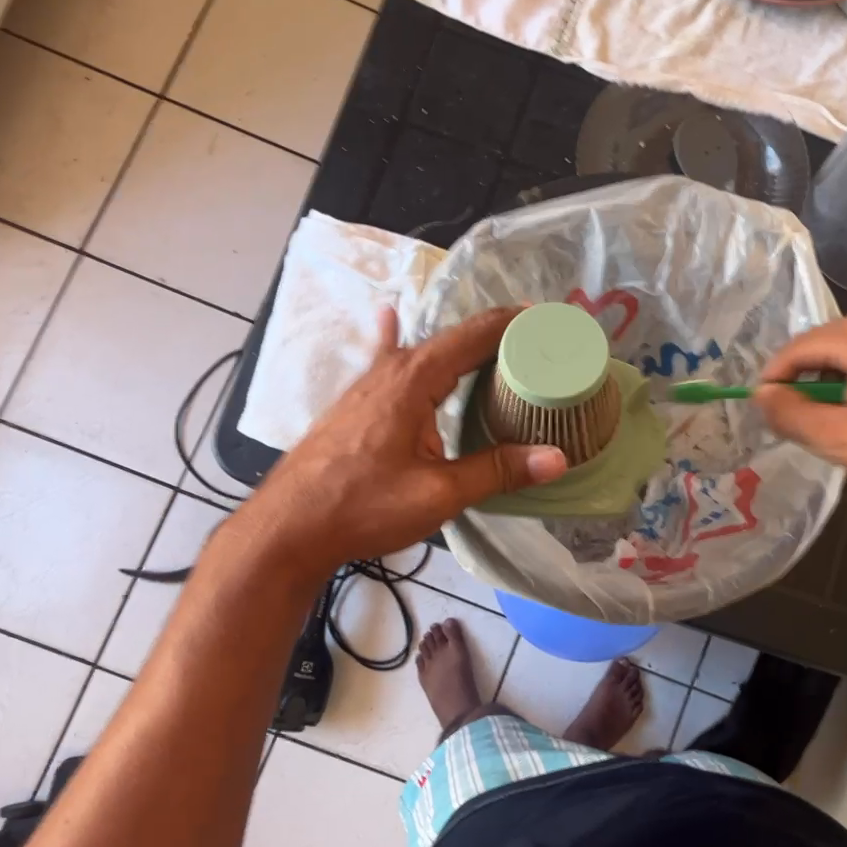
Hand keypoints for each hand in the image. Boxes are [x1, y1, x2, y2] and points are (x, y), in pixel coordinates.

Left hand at [238, 307, 566, 572]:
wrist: (289, 527)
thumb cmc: (362, 507)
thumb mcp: (438, 493)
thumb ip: (497, 471)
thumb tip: (557, 458)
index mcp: (415, 379)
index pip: (477, 335)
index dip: (519, 324)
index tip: (556, 321)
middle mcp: (391, 370)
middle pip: (454, 338)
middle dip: (499, 334)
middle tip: (541, 342)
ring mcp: (369, 385)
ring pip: (425, 351)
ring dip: (463, 345)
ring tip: (498, 344)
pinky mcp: (356, 404)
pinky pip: (392, 362)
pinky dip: (405, 342)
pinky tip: (389, 318)